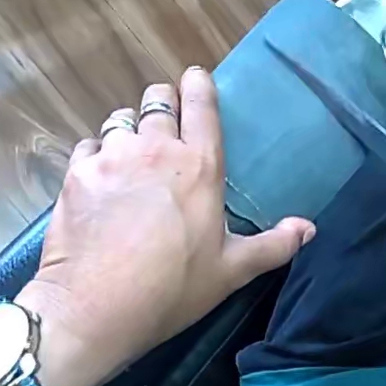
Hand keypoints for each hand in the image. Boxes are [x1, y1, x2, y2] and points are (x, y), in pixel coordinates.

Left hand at [17, 68, 314, 385]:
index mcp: (199, 166)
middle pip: (157, 100)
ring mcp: (111, 157)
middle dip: (162, 103)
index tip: (196, 78)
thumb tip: (309, 228)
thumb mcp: (231, 271)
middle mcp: (155, 149)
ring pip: (119, 120)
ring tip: (129, 154)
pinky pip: (88, 147)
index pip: (201, 105)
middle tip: (163, 124)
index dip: (199, 84)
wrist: (96, 308)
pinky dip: (95, 155)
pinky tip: (98, 178)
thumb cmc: (172, 288)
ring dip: (128, 130)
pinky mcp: (76, 172)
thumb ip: (274, 245)